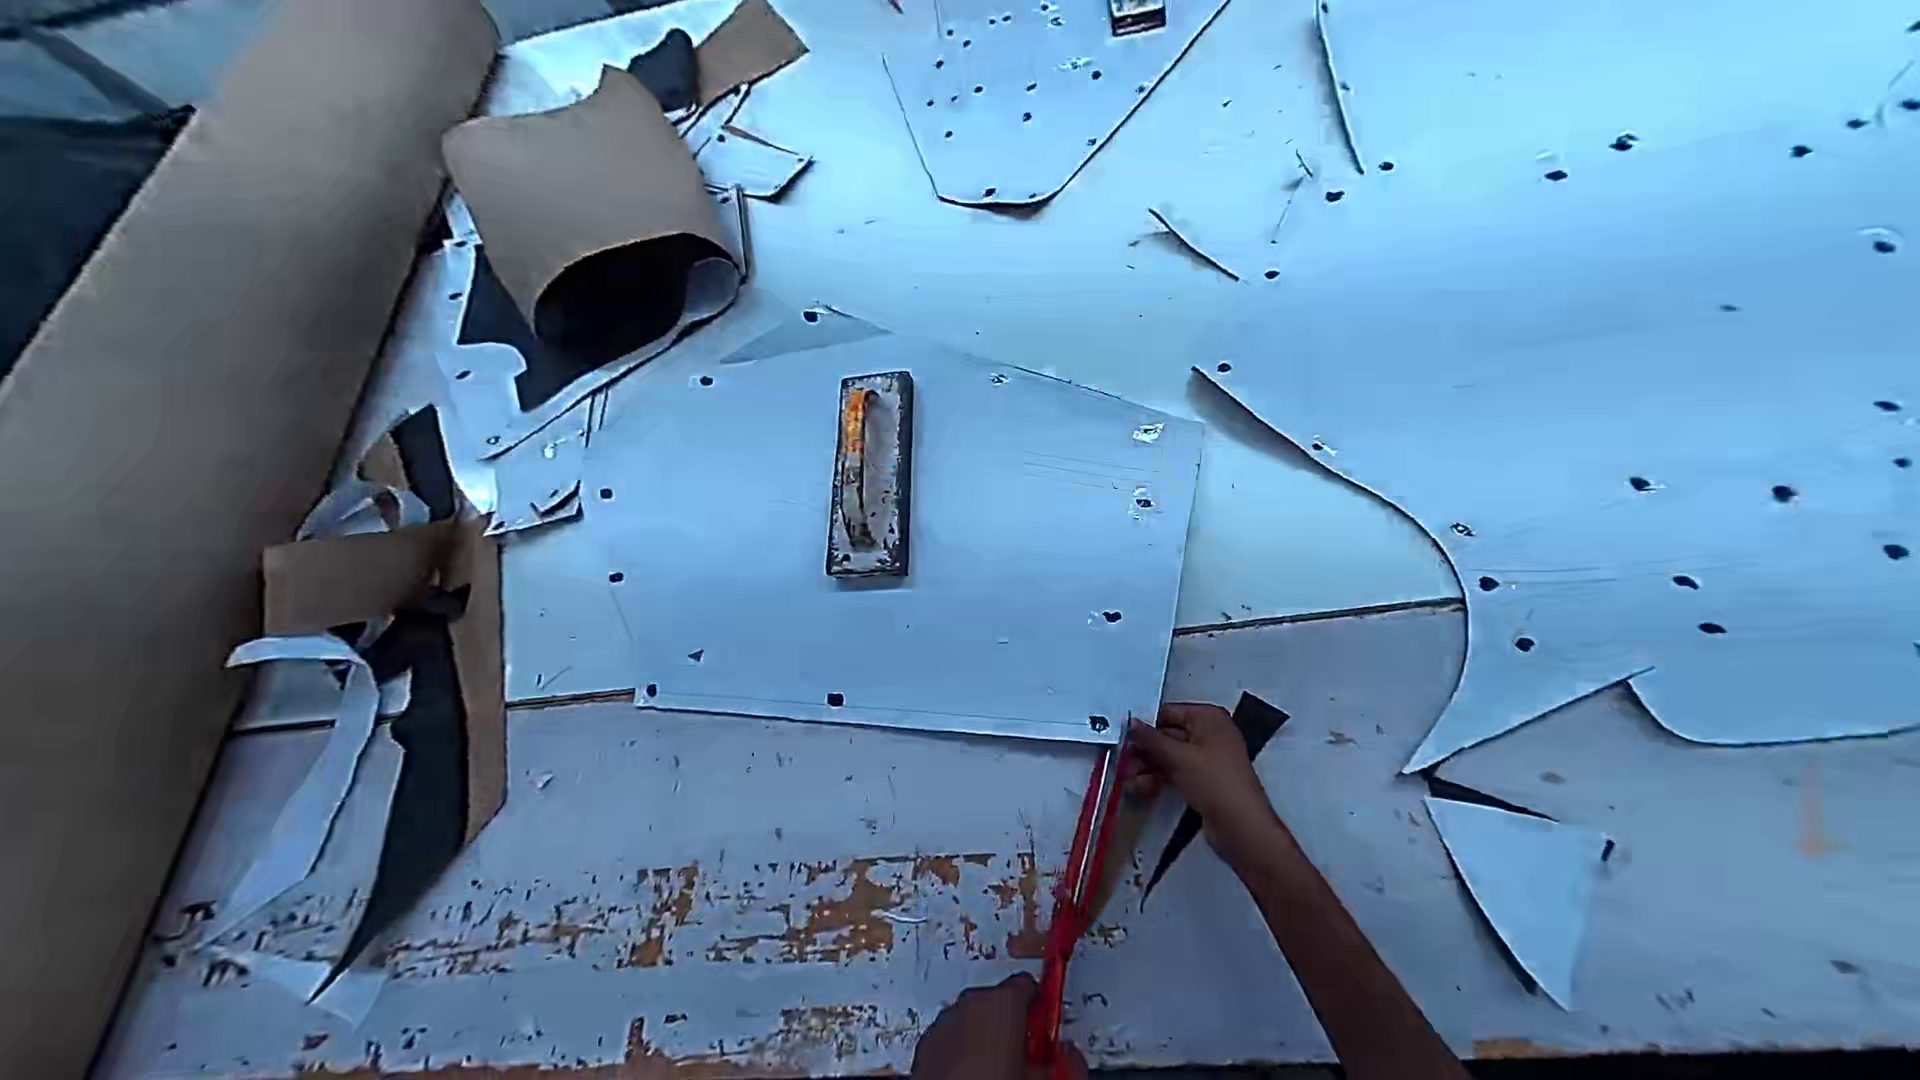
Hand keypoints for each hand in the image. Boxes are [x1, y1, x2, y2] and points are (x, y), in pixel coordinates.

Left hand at [909, 973, 1086, 1079]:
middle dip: (1014, 1026)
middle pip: (1001, 1002)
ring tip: (998, 1072)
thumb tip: (1070, 1055)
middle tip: (1026, 1061)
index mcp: (1000, 1003)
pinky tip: (974, 1077)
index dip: (1041, 1008)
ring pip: (975, 1019)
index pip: (1028, 984)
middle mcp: (969, 1003)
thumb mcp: (1047, 1079)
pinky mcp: (927, 1045)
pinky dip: (964, 1051)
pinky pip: (954, 1038)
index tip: (1047, 1032)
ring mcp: (944, 1022)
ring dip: (987, 1038)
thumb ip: (1067, 1061)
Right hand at [1129, 703, 1282, 870]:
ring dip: (1147, 766)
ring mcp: (1206, 758)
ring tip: (1128, 778)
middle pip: (1167, 735)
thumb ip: (1151, 738)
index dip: (1146, 724)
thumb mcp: (1178, 757)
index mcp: (1208, 719)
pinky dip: (1159, 777)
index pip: (1169, 713)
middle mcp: (1209, 734)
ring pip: (1169, 755)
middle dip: (1144, 750)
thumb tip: (1130, 722)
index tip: (1123, 735)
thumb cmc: (1214, 782)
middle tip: (1122, 759)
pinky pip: (1175, 771)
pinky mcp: (1202, 779)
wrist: (1241, 828)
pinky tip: (1141, 787)